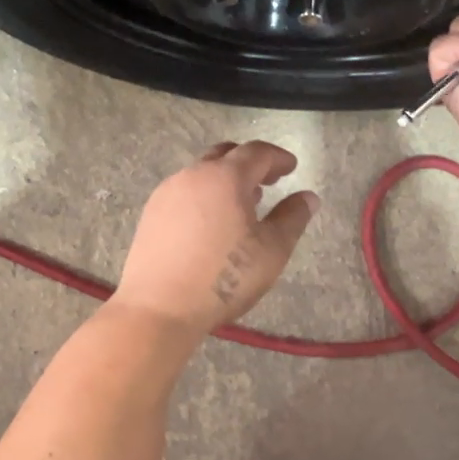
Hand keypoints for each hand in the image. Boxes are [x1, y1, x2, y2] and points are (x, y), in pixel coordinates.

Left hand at [111, 141, 318, 333]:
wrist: (159, 307)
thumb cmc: (224, 277)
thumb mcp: (272, 250)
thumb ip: (292, 218)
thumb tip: (308, 197)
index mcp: (225, 177)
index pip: (256, 152)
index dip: (277, 157)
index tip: (291, 167)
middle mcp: (193, 175)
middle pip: (225, 155)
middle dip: (250, 163)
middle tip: (269, 180)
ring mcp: (166, 193)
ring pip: (201, 174)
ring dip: (225, 180)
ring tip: (243, 204)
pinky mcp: (151, 214)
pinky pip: (184, 193)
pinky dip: (204, 196)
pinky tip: (212, 223)